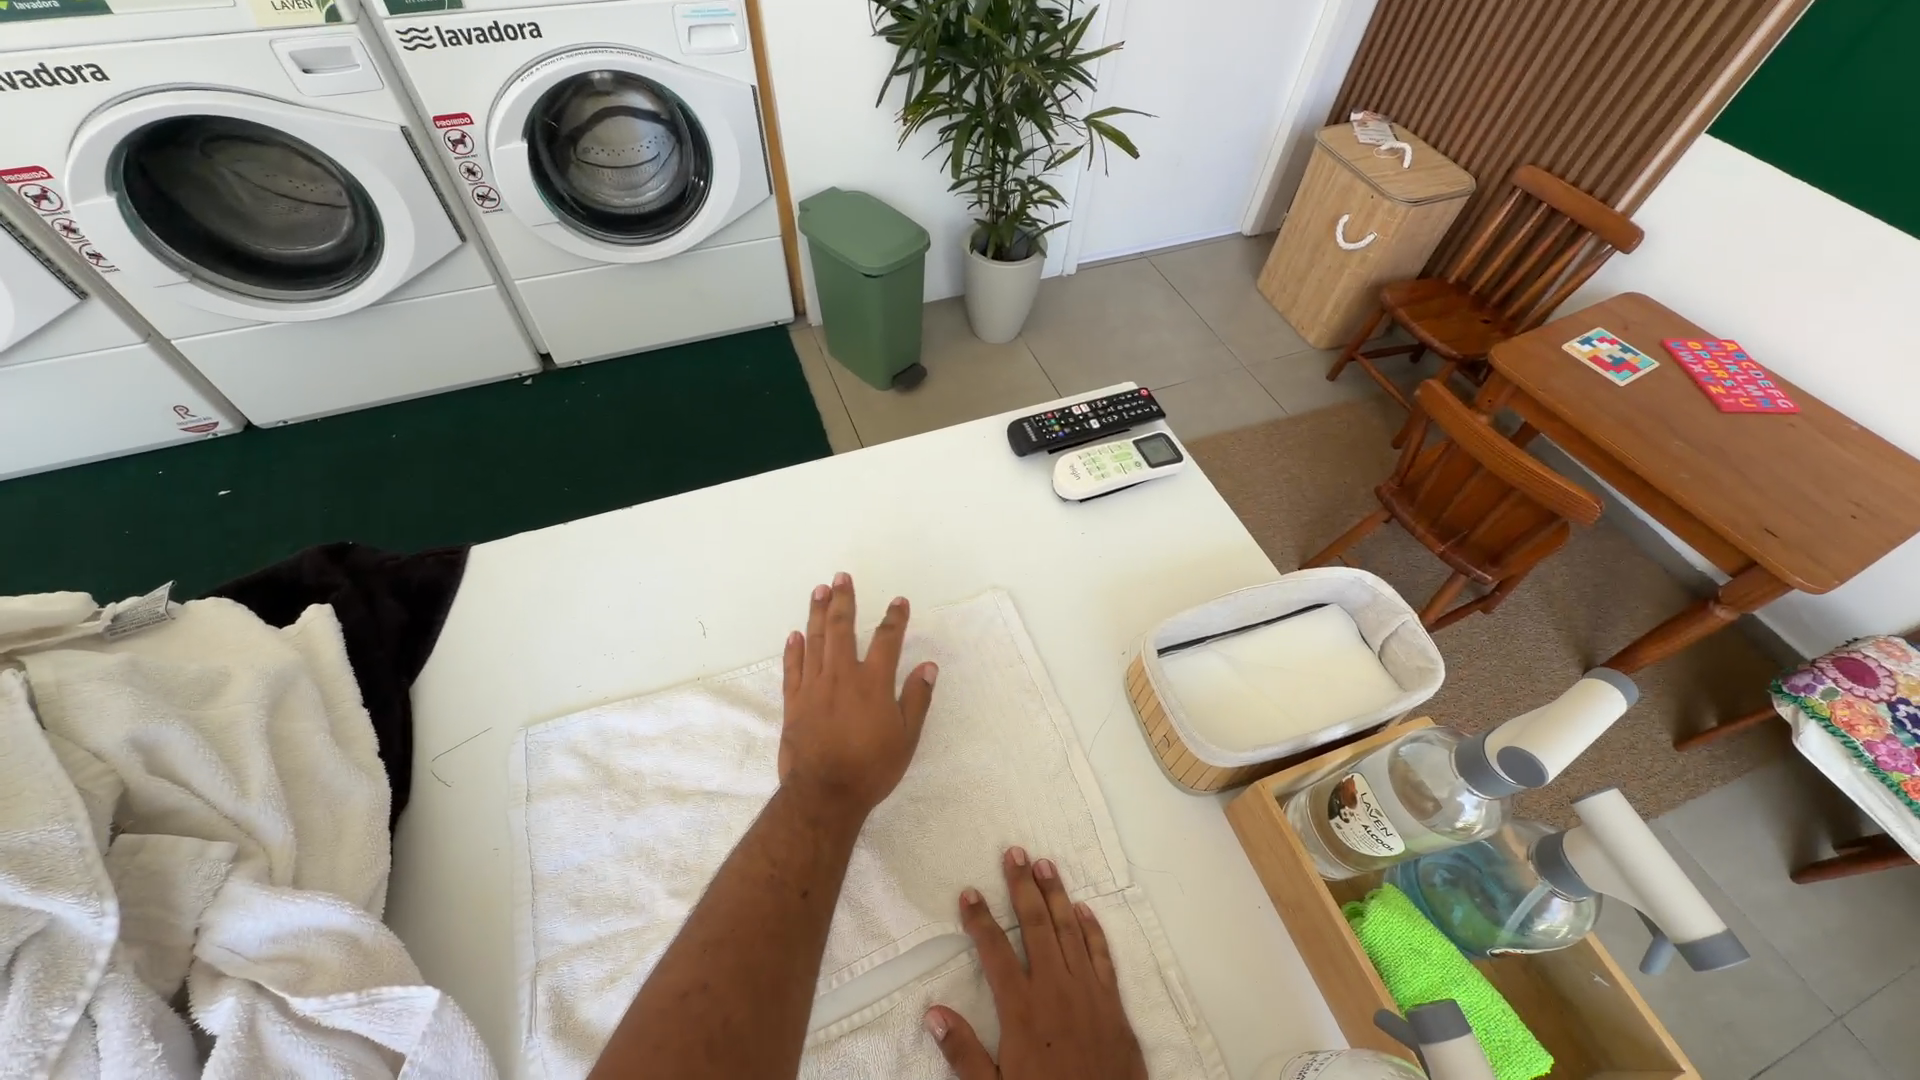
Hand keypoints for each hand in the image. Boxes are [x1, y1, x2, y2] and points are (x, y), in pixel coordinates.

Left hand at [778, 572, 938, 821]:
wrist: (824, 794)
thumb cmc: (872, 767)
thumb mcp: (907, 737)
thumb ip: (917, 698)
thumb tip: (928, 666)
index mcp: (873, 682)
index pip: (887, 639)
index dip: (895, 618)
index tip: (899, 601)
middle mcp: (842, 675)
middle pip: (841, 628)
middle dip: (843, 600)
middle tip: (842, 577)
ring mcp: (814, 687)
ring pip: (814, 640)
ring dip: (816, 613)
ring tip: (818, 590)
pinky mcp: (794, 702)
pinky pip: (793, 668)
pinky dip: (794, 649)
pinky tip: (795, 634)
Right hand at [924, 847, 1146, 1079]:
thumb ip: (964, 1053)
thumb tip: (933, 1013)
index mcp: (1023, 1009)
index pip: (995, 951)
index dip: (979, 919)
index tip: (968, 893)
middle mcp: (1056, 990)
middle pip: (1035, 925)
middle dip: (1022, 886)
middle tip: (1015, 852)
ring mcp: (1088, 992)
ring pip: (1069, 930)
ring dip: (1056, 894)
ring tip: (1046, 864)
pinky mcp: (1113, 1004)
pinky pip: (1102, 955)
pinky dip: (1092, 929)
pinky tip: (1083, 909)